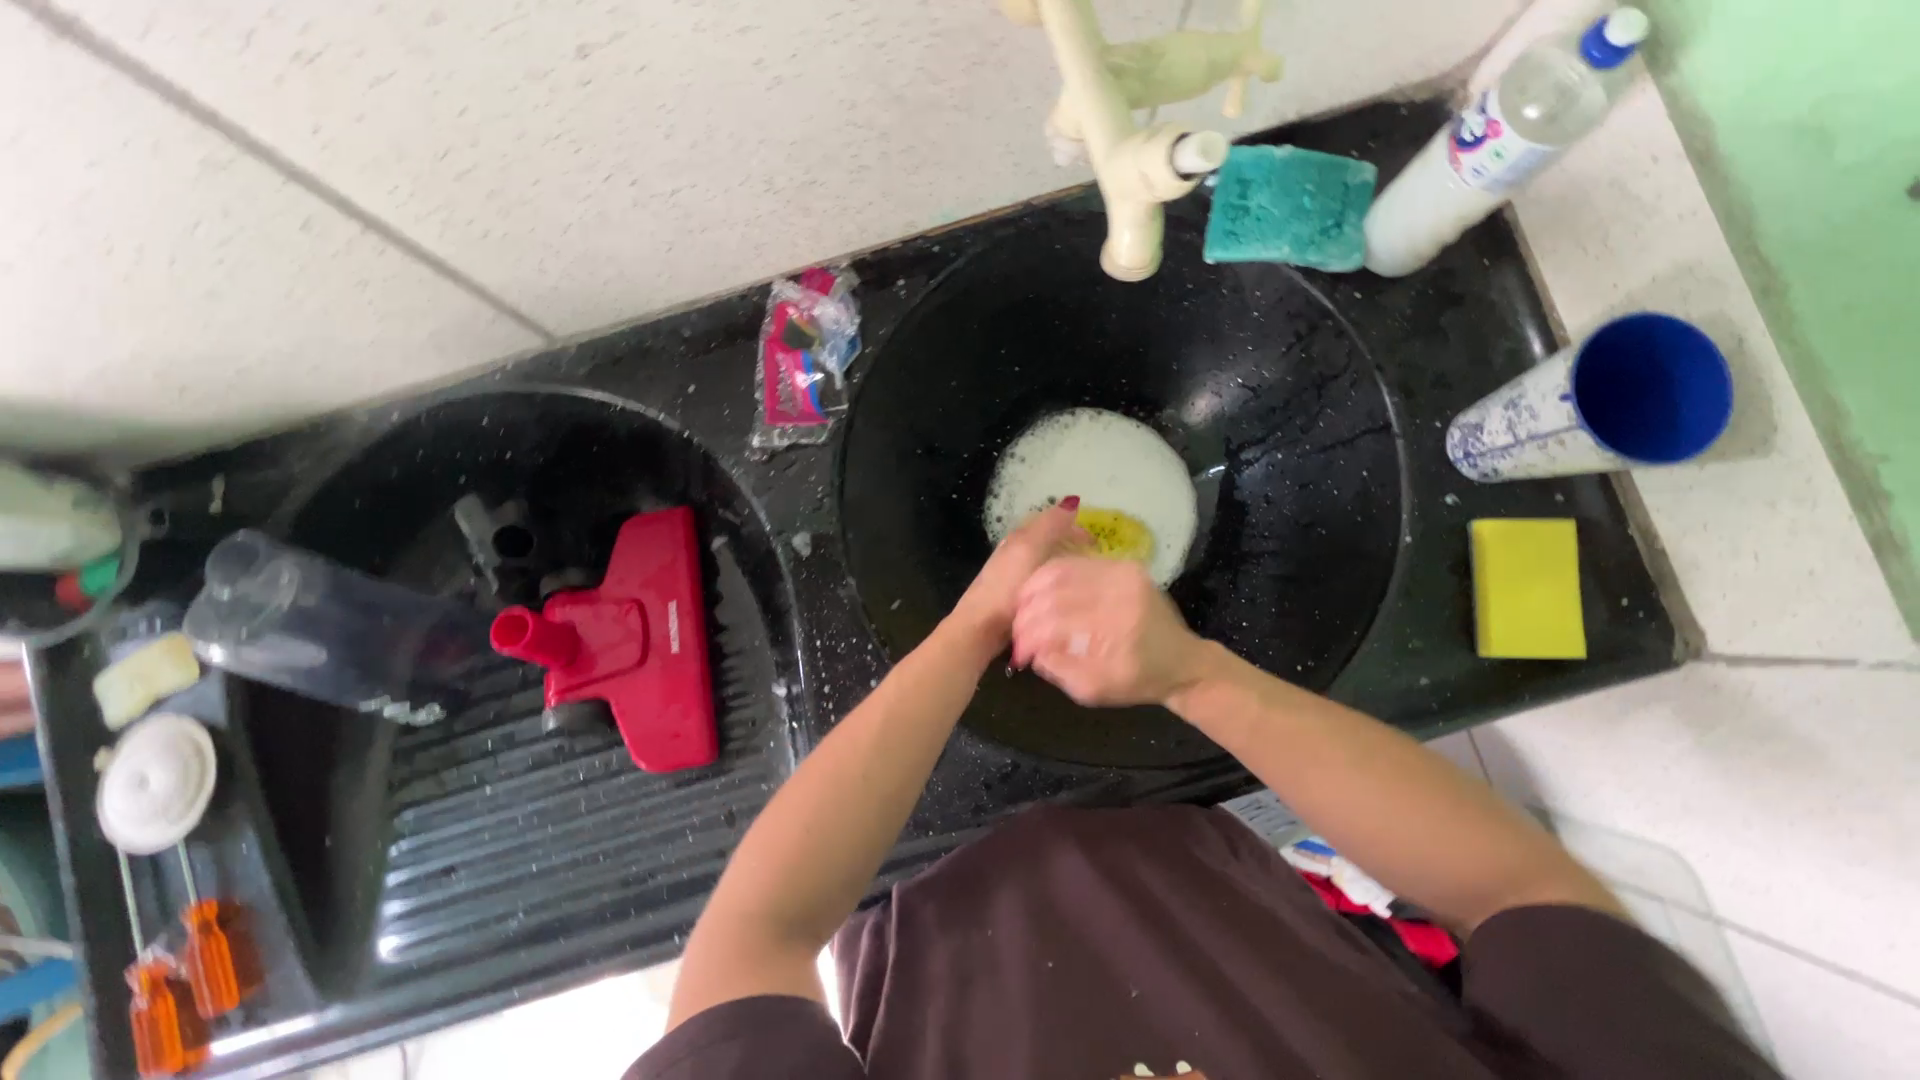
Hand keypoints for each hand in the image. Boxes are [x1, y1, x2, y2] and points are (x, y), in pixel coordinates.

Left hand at [948, 499, 1089, 651]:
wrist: (980, 626)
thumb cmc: (1007, 587)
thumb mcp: (1030, 550)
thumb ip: (1049, 525)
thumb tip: (1071, 501)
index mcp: (1020, 537)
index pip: (1052, 523)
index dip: (1076, 529)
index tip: (1097, 543)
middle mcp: (1015, 550)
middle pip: (1049, 540)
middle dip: (1071, 546)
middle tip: (1092, 561)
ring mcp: (1012, 573)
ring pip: (1045, 561)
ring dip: (1064, 564)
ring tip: (1081, 577)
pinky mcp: (1013, 594)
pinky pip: (1041, 580)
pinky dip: (1055, 581)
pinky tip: (1061, 594)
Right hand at [1011, 556, 1210, 706]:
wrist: (1182, 662)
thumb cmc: (1139, 681)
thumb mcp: (1094, 689)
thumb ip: (1058, 669)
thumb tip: (1031, 650)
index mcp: (1115, 624)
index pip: (1055, 620)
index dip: (1029, 636)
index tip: (1019, 654)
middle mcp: (1120, 590)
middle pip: (1054, 591)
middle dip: (1027, 614)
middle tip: (1017, 633)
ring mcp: (1123, 571)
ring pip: (1060, 570)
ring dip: (1033, 591)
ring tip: (1022, 611)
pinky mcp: (1123, 564)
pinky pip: (1075, 563)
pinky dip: (1050, 577)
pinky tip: (1040, 593)